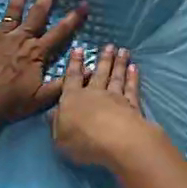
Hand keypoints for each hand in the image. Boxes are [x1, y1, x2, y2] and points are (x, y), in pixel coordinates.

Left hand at [0, 0, 86, 120]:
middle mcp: (22, 39)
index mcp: (37, 52)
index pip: (60, 32)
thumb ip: (63, 84)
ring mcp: (1, 36)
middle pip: (37, 14)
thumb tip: (87, 71)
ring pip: (13, 11)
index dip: (73, 19)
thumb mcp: (42, 98)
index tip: (83, 4)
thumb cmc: (11, 102)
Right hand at [51, 44, 171, 171]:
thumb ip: (57, 123)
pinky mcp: (132, 105)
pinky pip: (132, 88)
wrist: (116, 141)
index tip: (79, 49)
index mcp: (73, 98)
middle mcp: (95, 93)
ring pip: (117, 77)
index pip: (73, 78)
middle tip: (109, 46)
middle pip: (99, 73)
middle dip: (103, 59)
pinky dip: (133, 78)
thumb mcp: (60, 136)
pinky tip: (135, 69)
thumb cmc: (83, 140)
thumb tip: (52, 112)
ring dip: (119, 64)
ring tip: (123, 51)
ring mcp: (116, 97)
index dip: (75, 64)